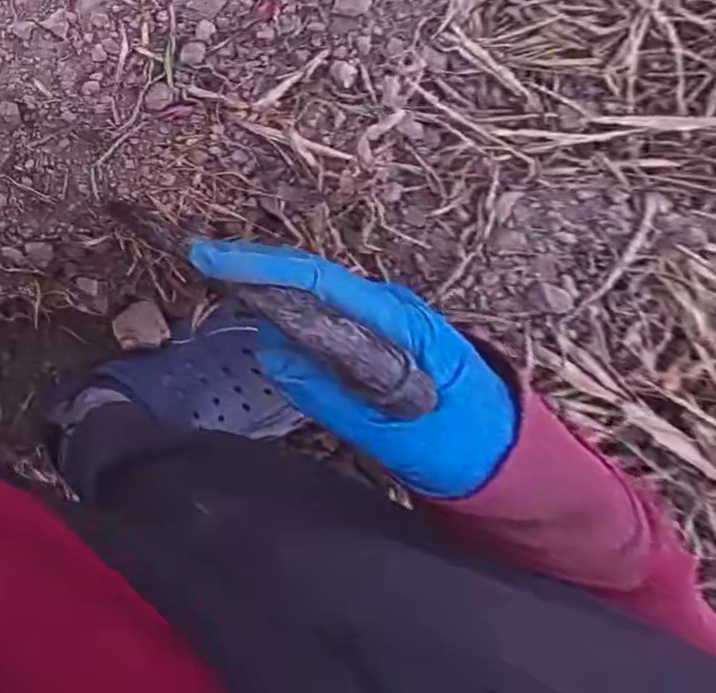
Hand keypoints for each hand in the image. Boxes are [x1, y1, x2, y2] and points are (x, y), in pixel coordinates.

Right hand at [189, 239, 515, 498]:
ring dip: (261, 271)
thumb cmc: (462, 449)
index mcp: (404, 326)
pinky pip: (317, 299)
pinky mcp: (371, 325)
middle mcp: (390, 306)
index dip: (261, 266)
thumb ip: (329, 394)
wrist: (517, 461)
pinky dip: (277, 289)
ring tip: (213, 267)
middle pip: (309, 270)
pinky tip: (249, 290)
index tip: (211, 259)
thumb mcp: (395, 436)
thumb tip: (269, 348)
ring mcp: (382, 312)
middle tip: (198, 254)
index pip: (321, 281)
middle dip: (251, 259)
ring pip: (311, 281)